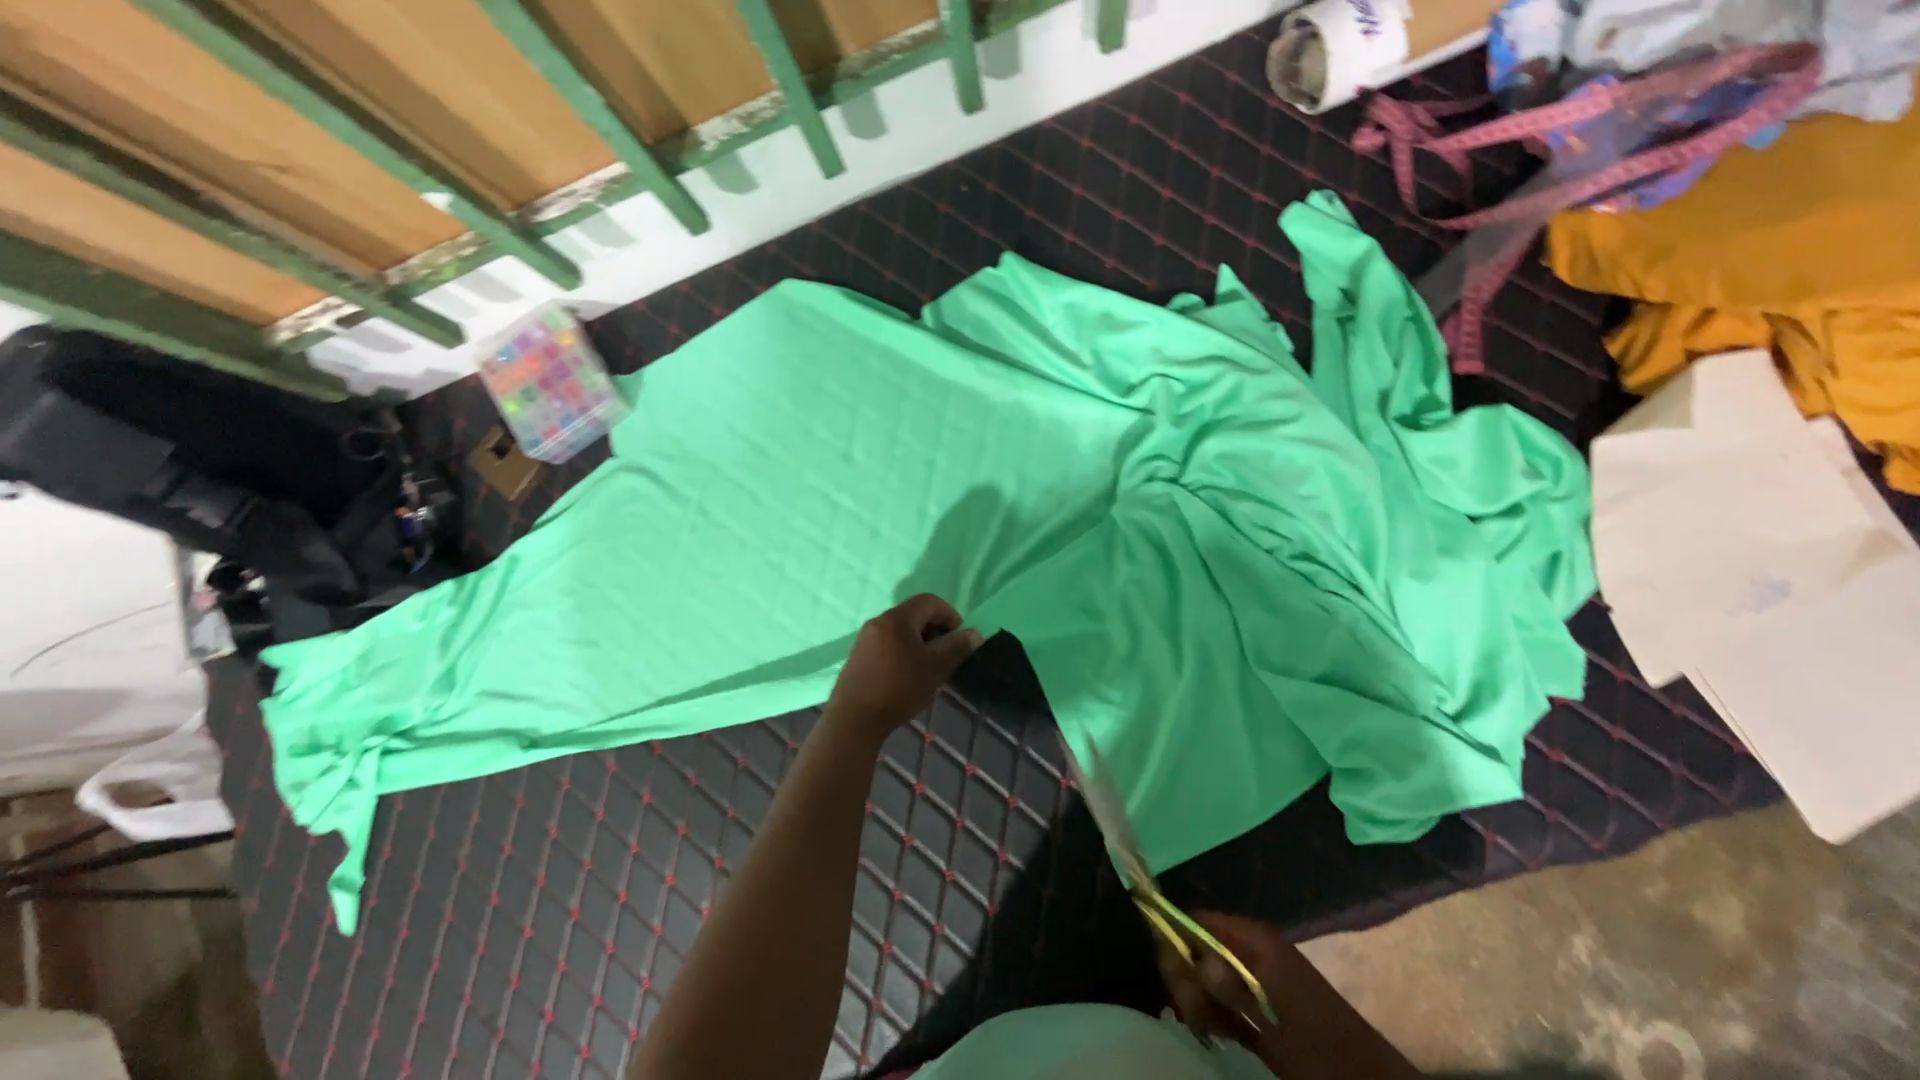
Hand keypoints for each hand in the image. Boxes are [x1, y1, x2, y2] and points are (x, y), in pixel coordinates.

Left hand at [822, 594, 983, 744]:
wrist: (854, 719)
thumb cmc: (899, 688)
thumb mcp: (936, 667)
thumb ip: (957, 647)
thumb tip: (975, 633)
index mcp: (897, 619)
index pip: (929, 601)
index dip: (950, 615)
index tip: (960, 639)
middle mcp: (878, 622)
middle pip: (914, 615)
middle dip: (936, 630)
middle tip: (947, 656)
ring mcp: (865, 639)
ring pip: (901, 631)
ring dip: (920, 643)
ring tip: (929, 669)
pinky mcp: (858, 657)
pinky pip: (888, 644)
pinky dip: (904, 652)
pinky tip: (907, 677)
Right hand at [1157, 911, 1420, 1078]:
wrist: (1365, 1077)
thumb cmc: (1322, 1045)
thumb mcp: (1276, 1021)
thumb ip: (1232, 989)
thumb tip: (1196, 961)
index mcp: (1255, 940)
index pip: (1196, 921)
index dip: (1175, 944)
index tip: (1172, 983)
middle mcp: (1250, 949)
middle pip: (1195, 948)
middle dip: (1187, 980)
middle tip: (1196, 1017)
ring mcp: (1254, 976)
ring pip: (1203, 975)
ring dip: (1198, 1002)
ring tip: (1211, 1030)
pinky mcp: (1256, 1002)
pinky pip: (1219, 997)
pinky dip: (1211, 1013)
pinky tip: (1216, 1033)